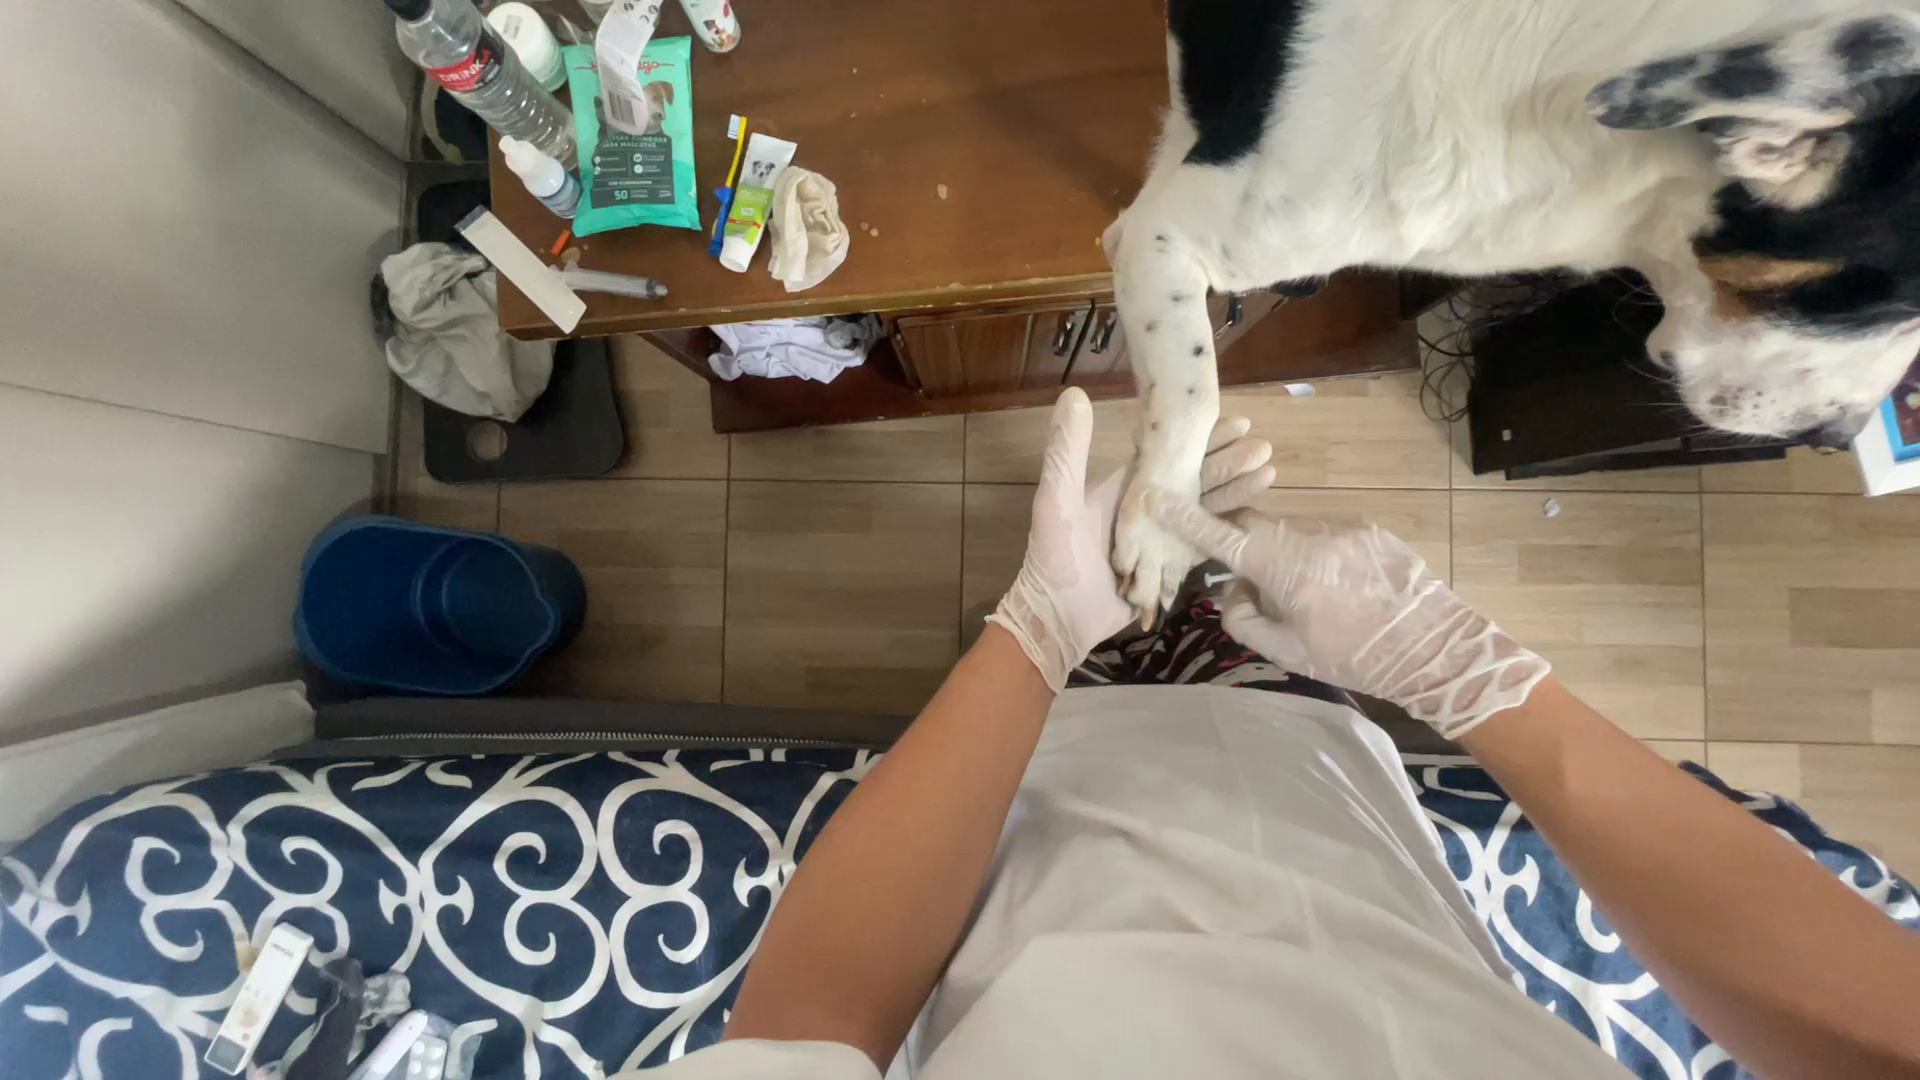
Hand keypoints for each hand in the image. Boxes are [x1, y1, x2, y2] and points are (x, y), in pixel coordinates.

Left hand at [988, 389, 1277, 690]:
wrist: (1058, 617)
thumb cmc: (1055, 556)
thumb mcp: (1057, 499)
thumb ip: (1067, 451)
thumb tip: (1073, 394)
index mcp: (1122, 489)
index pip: (1167, 455)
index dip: (1198, 438)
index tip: (1236, 421)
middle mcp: (1144, 510)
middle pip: (1192, 480)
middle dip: (1227, 463)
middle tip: (1264, 447)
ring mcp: (1158, 540)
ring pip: (1203, 510)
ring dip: (1233, 493)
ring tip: (1269, 474)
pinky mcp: (1167, 568)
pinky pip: (1203, 545)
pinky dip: (1228, 531)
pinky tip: (1257, 519)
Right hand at [1145, 496, 1550, 737]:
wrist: (1439, 652)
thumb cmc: (1355, 660)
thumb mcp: (1285, 652)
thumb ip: (1242, 617)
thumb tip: (1233, 588)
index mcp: (1287, 570)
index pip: (1222, 537)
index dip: (1184, 518)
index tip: (1155, 496)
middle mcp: (1311, 537)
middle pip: (1253, 526)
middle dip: (1242, 548)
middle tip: (1254, 586)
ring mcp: (1342, 528)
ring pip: (1288, 532)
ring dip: (1282, 558)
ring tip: (1314, 600)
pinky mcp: (1366, 529)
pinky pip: (1320, 534)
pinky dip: (1314, 557)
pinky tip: (1341, 591)